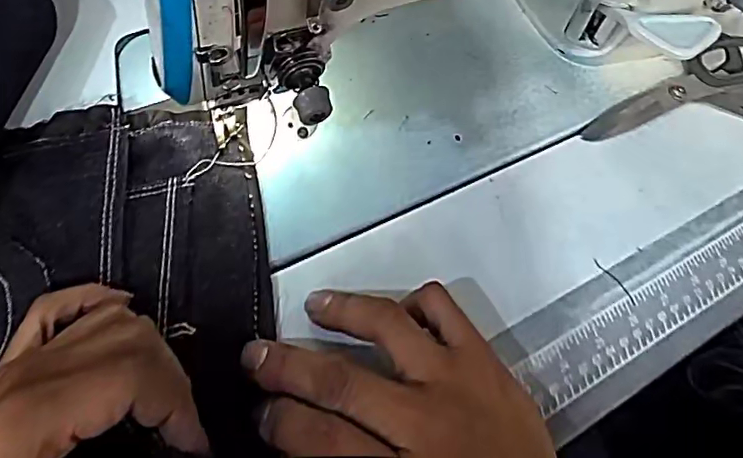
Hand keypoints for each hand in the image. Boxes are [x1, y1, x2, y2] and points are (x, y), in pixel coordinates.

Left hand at [0, 284, 208, 457]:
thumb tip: (182, 448)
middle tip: (185, 426)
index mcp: (37, 409)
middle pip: (129, 338)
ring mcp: (16, 365)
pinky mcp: (6, 370)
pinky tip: (123, 304)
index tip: (198, 446)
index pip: (134, 373)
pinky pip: (55, 311)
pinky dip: (95, 298)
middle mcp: (30, 372)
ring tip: (165, 390)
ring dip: (147, 345)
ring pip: (105, 318)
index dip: (178, 404)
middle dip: (171, 378)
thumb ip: (120, 457)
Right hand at [243, 282, 554, 457]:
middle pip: (343, 382)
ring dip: (346, 312)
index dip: (285, 422)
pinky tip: (398, 308)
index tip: (262, 410)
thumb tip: (308, 440)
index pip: (325, 442)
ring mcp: (457, 379)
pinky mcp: (485, 357)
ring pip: (389, 327)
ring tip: (318, 303)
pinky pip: (444, 308)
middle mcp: (425, 421)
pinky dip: (415, 301)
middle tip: (257, 354)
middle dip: (290, 367)